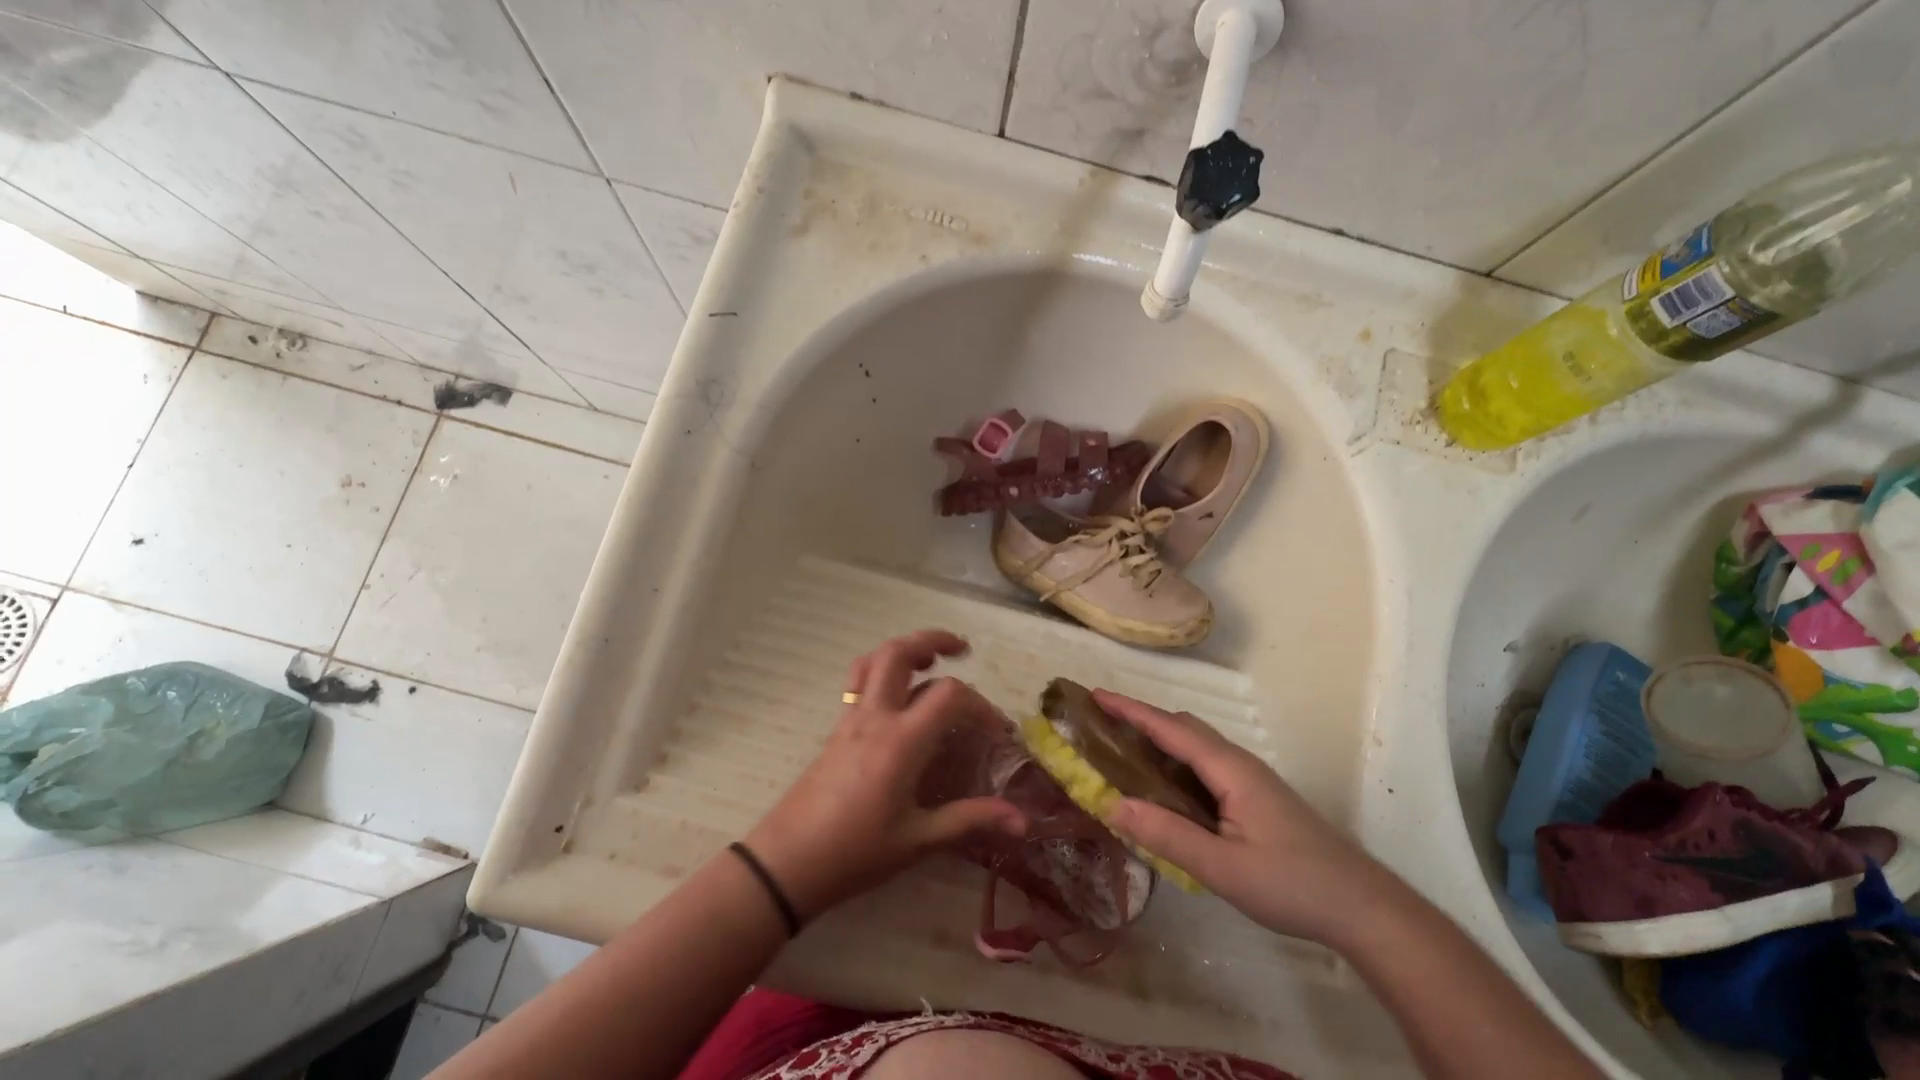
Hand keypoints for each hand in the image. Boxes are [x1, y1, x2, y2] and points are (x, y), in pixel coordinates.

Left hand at [742, 630, 1025, 920]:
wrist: (787, 862)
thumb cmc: (855, 853)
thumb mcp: (918, 840)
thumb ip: (970, 820)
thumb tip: (1023, 821)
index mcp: (900, 741)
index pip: (949, 695)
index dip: (980, 704)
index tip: (996, 732)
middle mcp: (874, 719)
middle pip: (898, 654)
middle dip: (932, 641)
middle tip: (961, 649)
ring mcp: (849, 722)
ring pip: (872, 662)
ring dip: (902, 651)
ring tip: (927, 660)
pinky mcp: (835, 733)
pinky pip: (858, 684)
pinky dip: (882, 673)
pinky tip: (898, 701)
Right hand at [1094, 689, 1406, 945]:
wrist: (1362, 907)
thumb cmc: (1292, 885)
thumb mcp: (1223, 867)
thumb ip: (1167, 835)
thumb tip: (1112, 804)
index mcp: (1231, 771)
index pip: (1173, 729)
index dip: (1131, 711)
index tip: (1093, 695)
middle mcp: (1240, 766)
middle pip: (1185, 729)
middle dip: (1140, 720)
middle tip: (1097, 726)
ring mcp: (1251, 783)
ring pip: (1197, 749)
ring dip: (1158, 742)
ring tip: (1118, 754)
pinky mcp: (1256, 802)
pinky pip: (1205, 769)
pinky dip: (1175, 765)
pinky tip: (1161, 791)